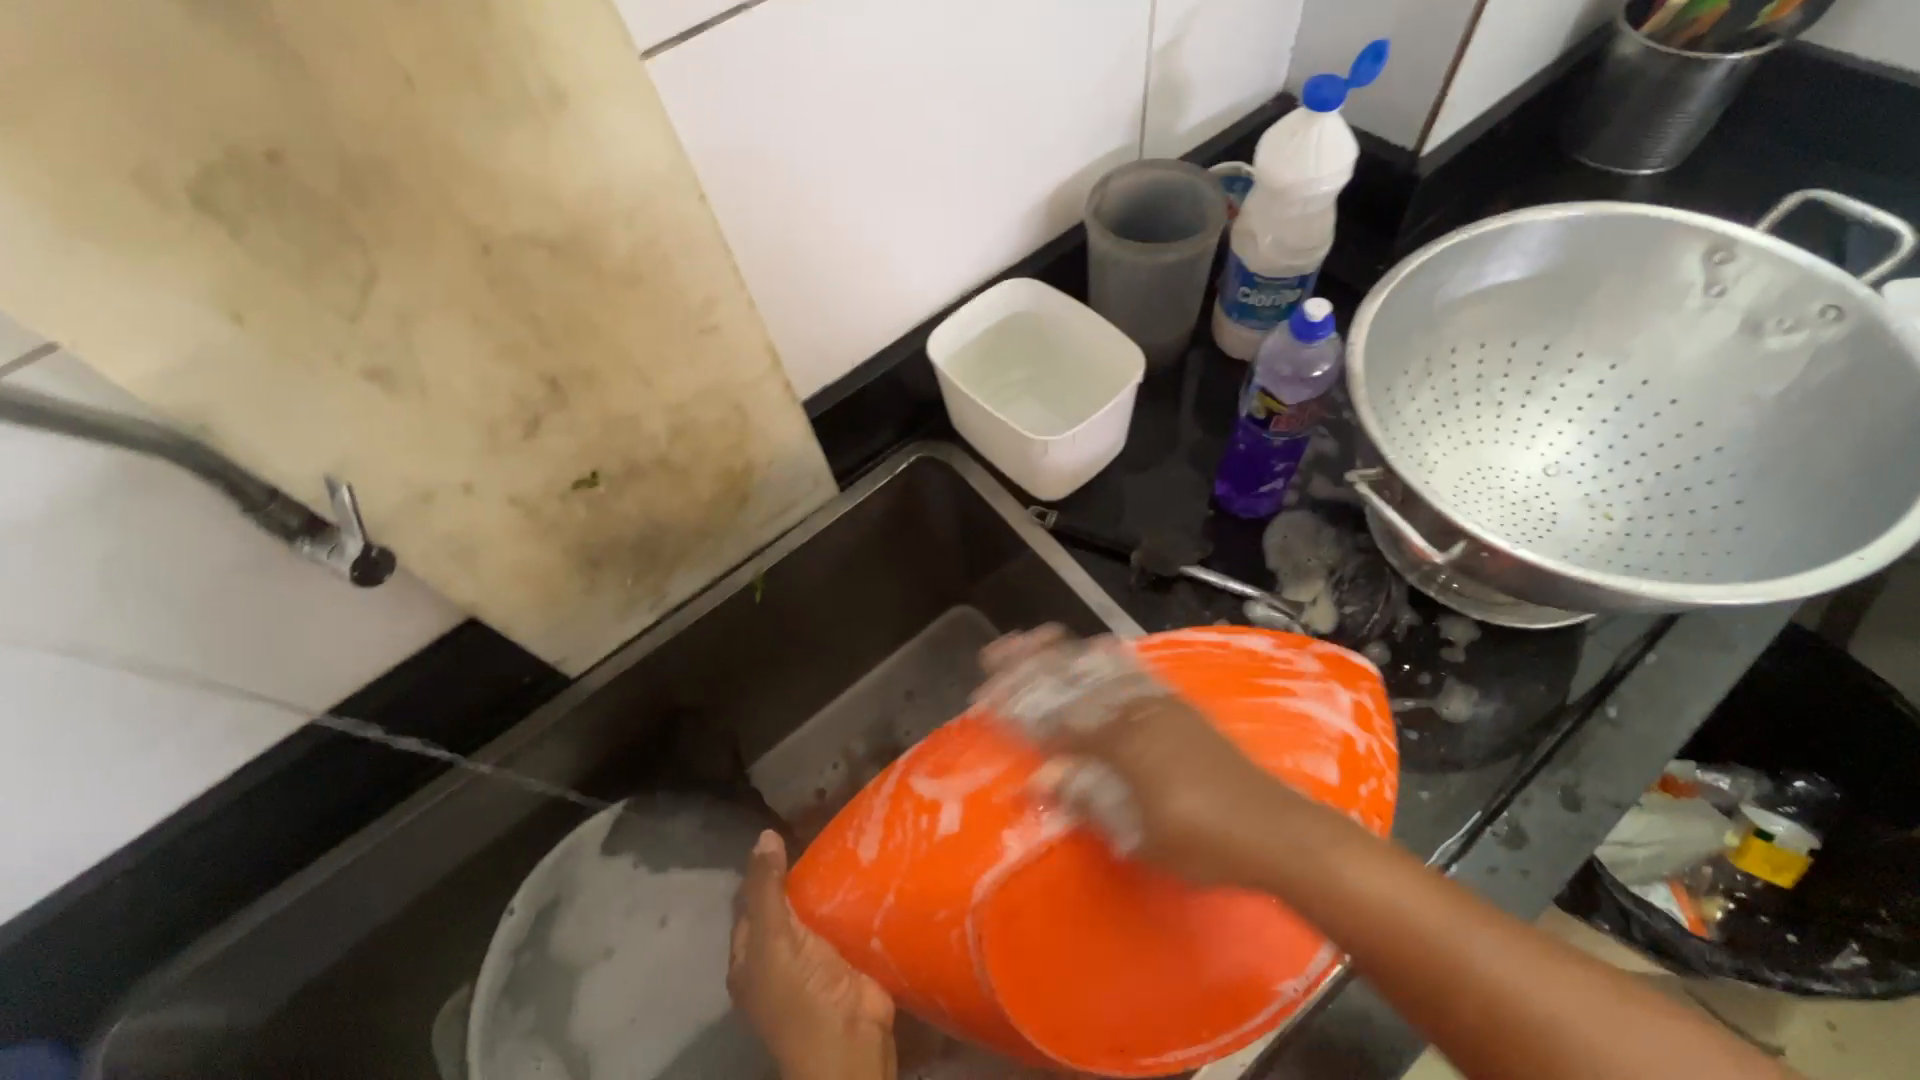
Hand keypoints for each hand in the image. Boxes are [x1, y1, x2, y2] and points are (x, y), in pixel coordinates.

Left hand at [729, 831, 896, 1079]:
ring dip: (830, 886)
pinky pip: (847, 923)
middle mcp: (778, 957)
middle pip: (787, 905)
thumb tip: (764, 836)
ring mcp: (815, 960)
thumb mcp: (772, 940)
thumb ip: (767, 890)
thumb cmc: (799, 996)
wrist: (850, 1043)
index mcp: (749, 957)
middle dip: (800, 875)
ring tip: (848, 843)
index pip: (751, 902)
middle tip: (821, 831)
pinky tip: (867, 872)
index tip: (784, 834)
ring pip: (818, 912)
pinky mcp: (848, 960)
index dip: (763, 870)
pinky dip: (855, 901)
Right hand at [976, 626, 1299, 886]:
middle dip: (1033, 665)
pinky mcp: (1179, 707)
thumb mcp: (1139, 833)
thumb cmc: (1203, 842)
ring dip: (1065, 655)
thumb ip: (1088, 799)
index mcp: (1120, 746)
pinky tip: (1097, 649)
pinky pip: (1135, 673)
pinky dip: (1108, 659)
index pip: (1055, 723)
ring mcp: (1160, 705)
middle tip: (999, 649)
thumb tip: (1038, 779)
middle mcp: (1136, 714)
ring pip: (1101, 671)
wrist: (1276, 830)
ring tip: (1036, 637)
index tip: (985, 698)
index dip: (1018, 710)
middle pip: (1074, 683)